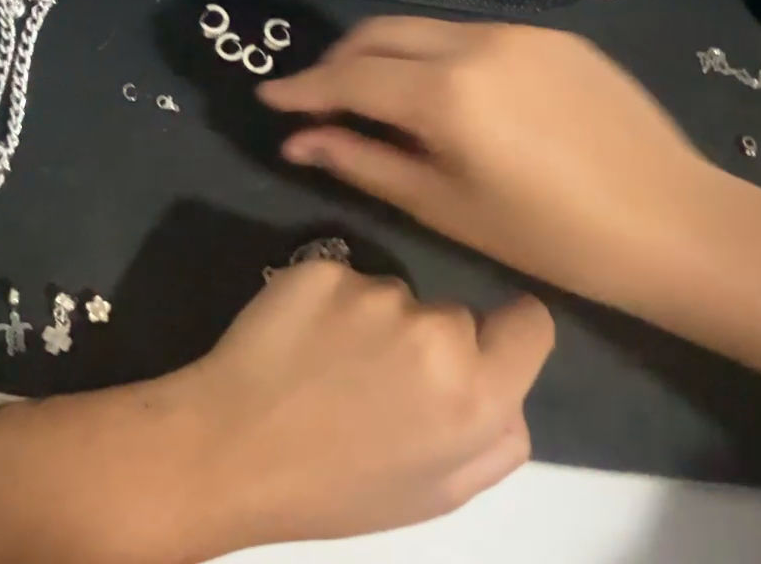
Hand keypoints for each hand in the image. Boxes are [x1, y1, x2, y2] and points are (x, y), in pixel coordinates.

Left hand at [164, 262, 552, 547]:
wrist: (230, 448)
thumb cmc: (336, 487)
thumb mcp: (438, 493)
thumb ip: (496, 438)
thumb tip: (507, 390)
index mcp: (477, 393)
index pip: (530, 322)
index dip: (508, 333)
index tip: (479, 349)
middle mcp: (434, 329)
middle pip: (454, 313)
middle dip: (430, 340)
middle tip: (378, 380)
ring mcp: (373, 290)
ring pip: (394, 295)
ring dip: (373, 321)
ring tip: (327, 366)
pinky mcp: (321, 267)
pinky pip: (344, 280)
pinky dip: (328, 302)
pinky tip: (299, 339)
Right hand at [257, 18, 713, 300]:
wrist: (676, 225)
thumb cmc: (549, 236)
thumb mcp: (441, 205)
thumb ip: (361, 162)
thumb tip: (297, 141)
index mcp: (446, 93)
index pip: (349, 77)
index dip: (302, 88)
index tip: (268, 94)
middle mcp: (475, 44)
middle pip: (377, 35)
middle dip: (337, 62)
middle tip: (319, 101)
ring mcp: (517, 33)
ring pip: (421, 29)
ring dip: (383, 55)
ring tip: (375, 98)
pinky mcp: (551, 36)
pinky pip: (468, 35)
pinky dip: (432, 56)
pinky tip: (443, 95)